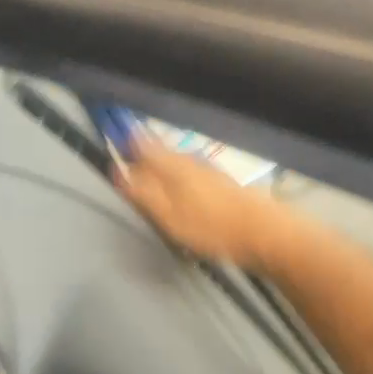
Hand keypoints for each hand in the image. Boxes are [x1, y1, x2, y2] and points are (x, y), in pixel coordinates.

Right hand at [116, 137, 291, 267]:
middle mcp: (187, 159)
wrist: (260, 230)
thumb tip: (116, 170)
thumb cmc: (208, 226)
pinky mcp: (218, 180)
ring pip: (172, 162)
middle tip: (128, 172)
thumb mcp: (166, 214)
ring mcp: (205, 168)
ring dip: (158, 170)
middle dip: (141, 158)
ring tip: (149, 186)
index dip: (125, 143)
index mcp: (171, 165)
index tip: (113, 147)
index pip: (141, 144)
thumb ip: (141, 192)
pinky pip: (187, 173)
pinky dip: (176, 179)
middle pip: (157, 152)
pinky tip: (177, 195)